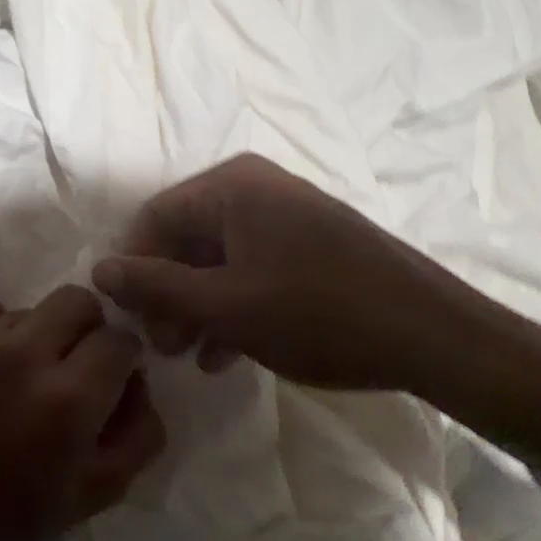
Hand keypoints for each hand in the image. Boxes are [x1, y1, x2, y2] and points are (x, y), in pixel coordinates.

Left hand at [0, 287, 162, 540]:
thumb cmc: (19, 510)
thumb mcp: (103, 488)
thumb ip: (140, 427)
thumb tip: (137, 377)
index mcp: (67, 397)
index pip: (119, 340)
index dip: (124, 358)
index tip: (113, 376)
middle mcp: (22, 353)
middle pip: (77, 300)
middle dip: (88, 328)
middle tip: (75, 364)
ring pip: (31, 309)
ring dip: (39, 336)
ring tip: (23, 377)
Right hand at [91, 153, 480, 393]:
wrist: (443, 341)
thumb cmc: (320, 314)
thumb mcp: (224, 305)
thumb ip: (154, 286)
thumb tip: (98, 270)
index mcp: (232, 185)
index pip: (154, 217)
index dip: (133, 267)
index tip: (129, 317)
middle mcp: (257, 188)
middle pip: (186, 238)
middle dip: (167, 293)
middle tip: (161, 345)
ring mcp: (289, 216)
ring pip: (218, 258)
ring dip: (196, 306)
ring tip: (189, 355)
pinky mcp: (314, 246)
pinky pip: (253, 267)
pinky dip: (233, 305)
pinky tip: (227, 353)